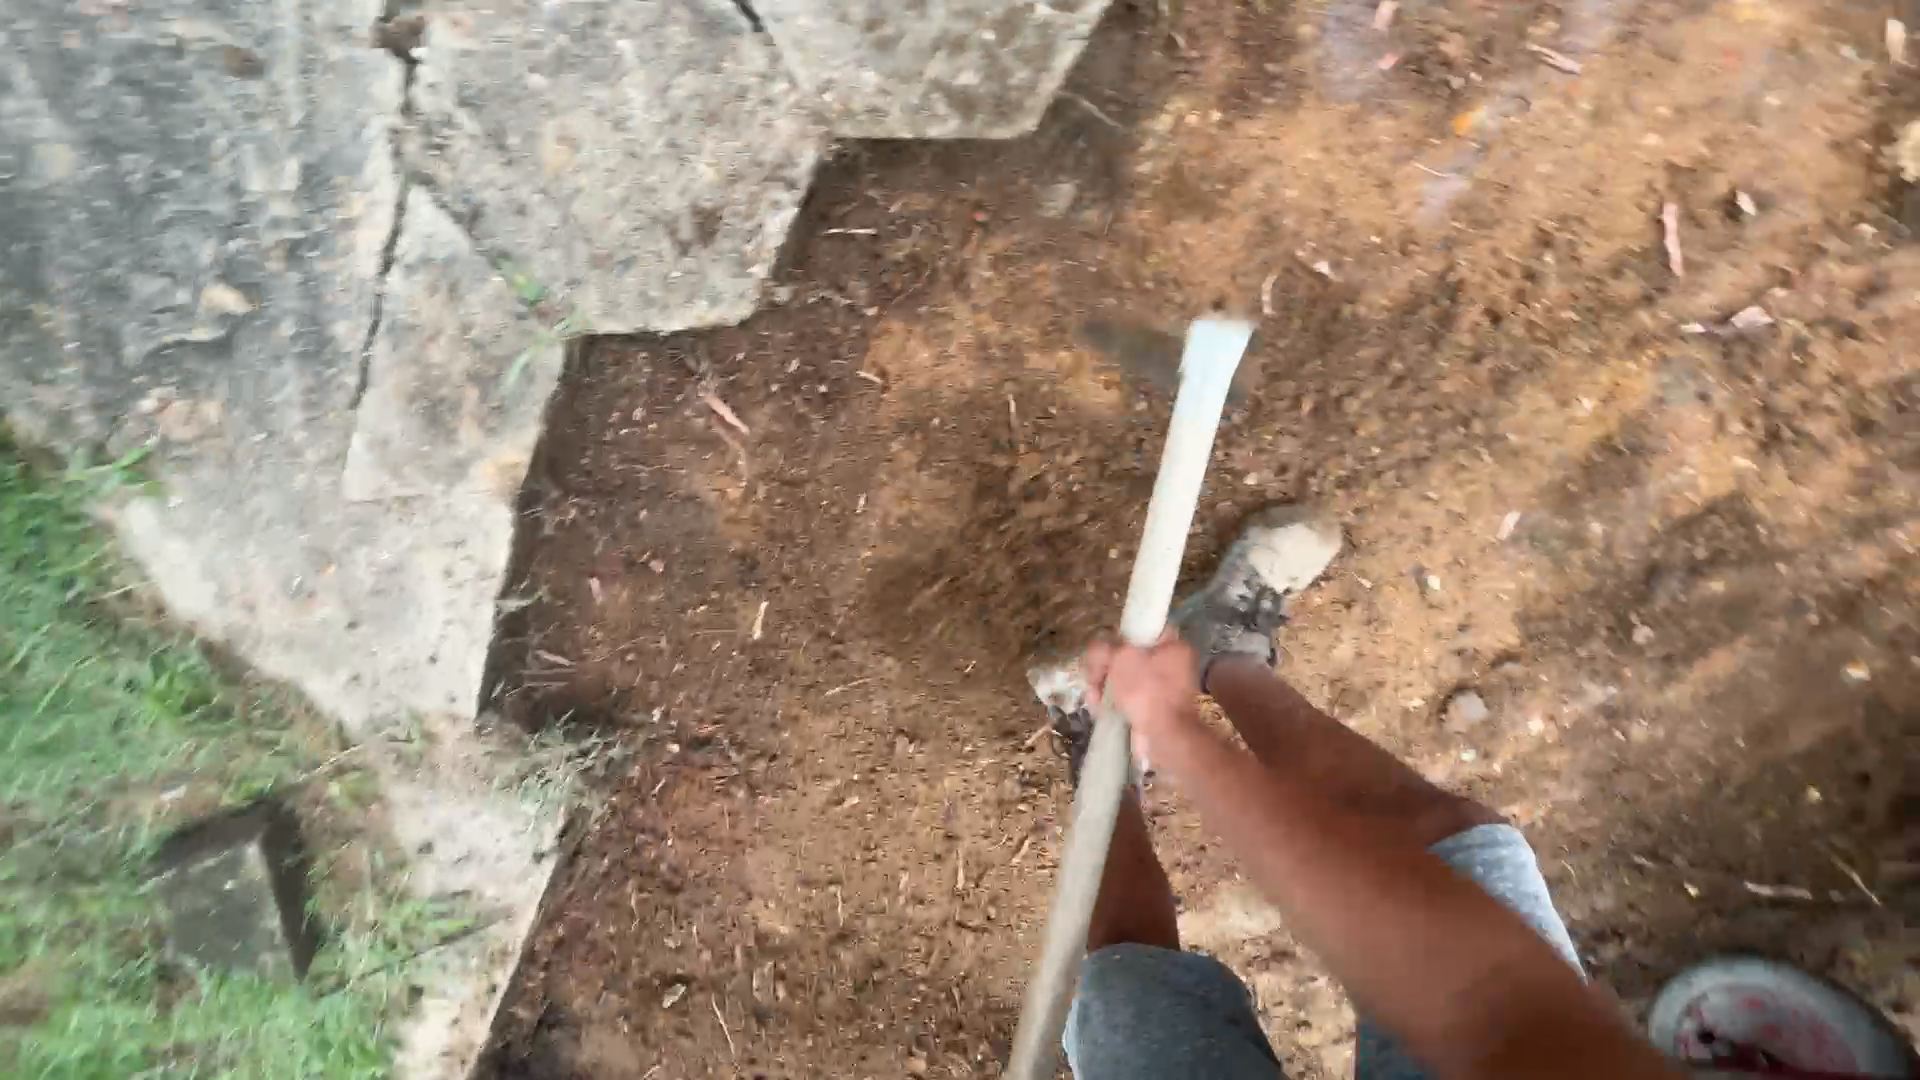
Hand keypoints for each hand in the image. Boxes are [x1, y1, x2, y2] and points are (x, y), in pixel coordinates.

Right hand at [1082, 632, 1201, 757]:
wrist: (1165, 737)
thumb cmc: (1147, 690)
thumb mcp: (1120, 657)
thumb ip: (1104, 646)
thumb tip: (1099, 651)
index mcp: (1174, 646)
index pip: (1144, 627)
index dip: (1121, 633)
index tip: (1106, 647)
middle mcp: (1172, 665)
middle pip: (1129, 654)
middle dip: (1105, 666)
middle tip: (1094, 678)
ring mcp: (1164, 689)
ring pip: (1124, 677)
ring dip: (1104, 686)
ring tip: (1094, 699)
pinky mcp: (1154, 709)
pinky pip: (1127, 697)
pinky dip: (1112, 701)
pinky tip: (1099, 709)